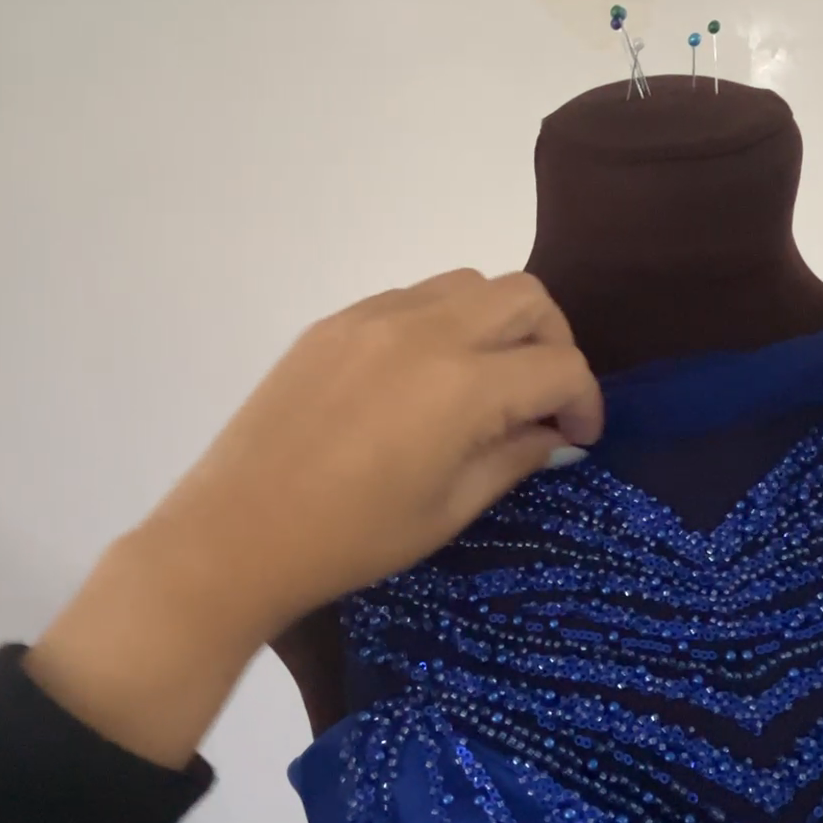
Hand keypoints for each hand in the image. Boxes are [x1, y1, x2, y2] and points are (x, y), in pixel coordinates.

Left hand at [146, 268, 602, 637]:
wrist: (236, 534)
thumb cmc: (351, 539)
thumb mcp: (449, 510)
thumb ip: (516, 458)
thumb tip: (556, 433)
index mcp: (463, 386)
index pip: (560, 366)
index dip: (585, 401)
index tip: (578, 436)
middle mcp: (426, 329)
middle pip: (526, 297)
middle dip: (554, 343)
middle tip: (542, 398)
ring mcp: (375, 315)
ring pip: (471, 283)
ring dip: (500, 325)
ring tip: (486, 381)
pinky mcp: (337, 320)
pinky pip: (416, 297)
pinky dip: (446, 323)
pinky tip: (425, 377)